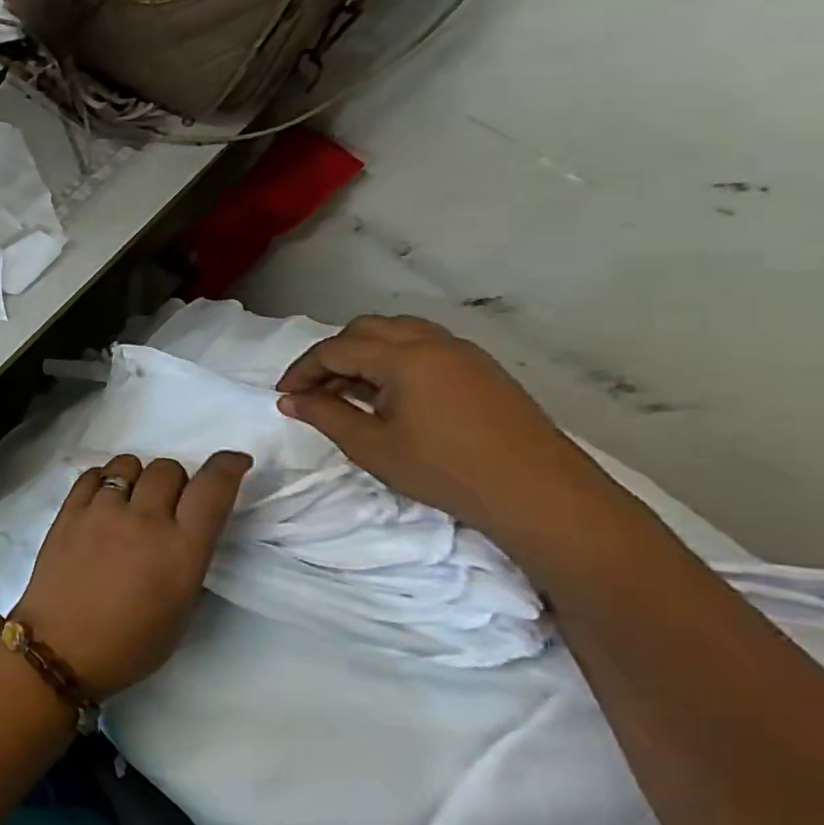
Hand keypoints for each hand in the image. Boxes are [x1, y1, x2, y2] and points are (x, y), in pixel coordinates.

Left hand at [11, 452, 251, 697]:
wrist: (60, 650)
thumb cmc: (130, 645)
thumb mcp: (181, 610)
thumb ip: (189, 560)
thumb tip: (188, 530)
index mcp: (180, 549)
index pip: (212, 488)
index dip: (227, 467)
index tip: (235, 462)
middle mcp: (145, 519)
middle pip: (169, 468)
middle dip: (176, 482)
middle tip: (168, 508)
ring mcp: (103, 510)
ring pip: (129, 464)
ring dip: (139, 478)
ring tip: (131, 502)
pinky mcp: (70, 509)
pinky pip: (94, 473)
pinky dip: (105, 481)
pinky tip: (103, 503)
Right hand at [275, 315, 627, 552]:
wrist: (540, 495)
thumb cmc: (446, 472)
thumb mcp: (373, 448)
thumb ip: (325, 416)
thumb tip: (289, 400)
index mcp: (402, 355)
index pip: (335, 349)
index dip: (303, 370)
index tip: (284, 396)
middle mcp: (431, 340)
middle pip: (365, 329)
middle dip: (333, 355)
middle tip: (317, 392)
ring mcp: (462, 351)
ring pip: (398, 332)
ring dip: (366, 353)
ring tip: (353, 392)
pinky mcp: (482, 368)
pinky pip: (425, 346)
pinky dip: (396, 359)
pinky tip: (395, 396)